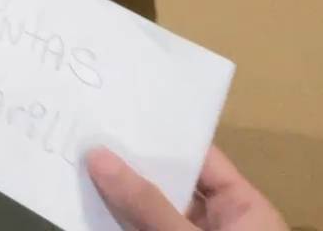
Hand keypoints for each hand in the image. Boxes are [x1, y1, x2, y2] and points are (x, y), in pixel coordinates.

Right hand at [86, 147, 287, 230]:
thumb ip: (145, 204)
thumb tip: (97, 154)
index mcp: (247, 210)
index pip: (199, 154)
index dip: (160, 130)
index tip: (115, 104)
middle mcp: (225, 224)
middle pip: (173, 180)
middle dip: (130, 160)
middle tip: (85, 128)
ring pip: (153, 209)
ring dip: (119, 191)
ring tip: (76, 157)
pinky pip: (144, 230)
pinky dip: (120, 221)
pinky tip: (85, 204)